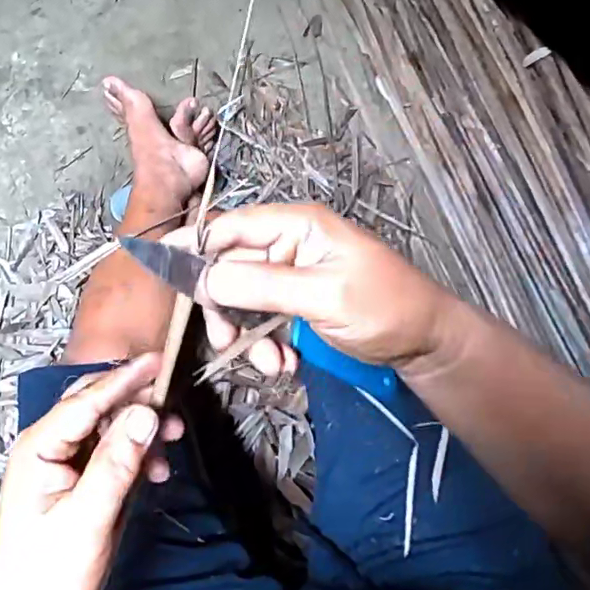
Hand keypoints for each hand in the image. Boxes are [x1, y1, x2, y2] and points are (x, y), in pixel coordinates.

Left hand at [0, 355, 181, 589]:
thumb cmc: (47, 582)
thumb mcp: (86, 521)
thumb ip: (116, 463)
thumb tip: (146, 412)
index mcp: (37, 448)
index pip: (86, 400)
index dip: (124, 378)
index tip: (158, 361)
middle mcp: (46, 448)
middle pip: (95, 406)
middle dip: (135, 402)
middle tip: (173, 406)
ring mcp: (59, 466)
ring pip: (105, 428)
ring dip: (138, 429)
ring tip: (171, 439)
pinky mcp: (73, 484)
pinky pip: (108, 453)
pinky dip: (133, 454)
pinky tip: (154, 469)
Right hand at [190, 203, 462, 375]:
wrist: (427, 344)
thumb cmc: (385, 307)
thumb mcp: (323, 296)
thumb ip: (261, 285)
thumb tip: (203, 276)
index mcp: (296, 225)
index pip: (231, 225)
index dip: (194, 244)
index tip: (162, 267)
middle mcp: (287, 243)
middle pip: (228, 265)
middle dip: (224, 306)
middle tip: (226, 339)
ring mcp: (290, 274)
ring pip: (240, 297)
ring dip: (245, 331)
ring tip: (269, 363)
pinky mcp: (294, 302)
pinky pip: (260, 318)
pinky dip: (264, 343)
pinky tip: (282, 364)